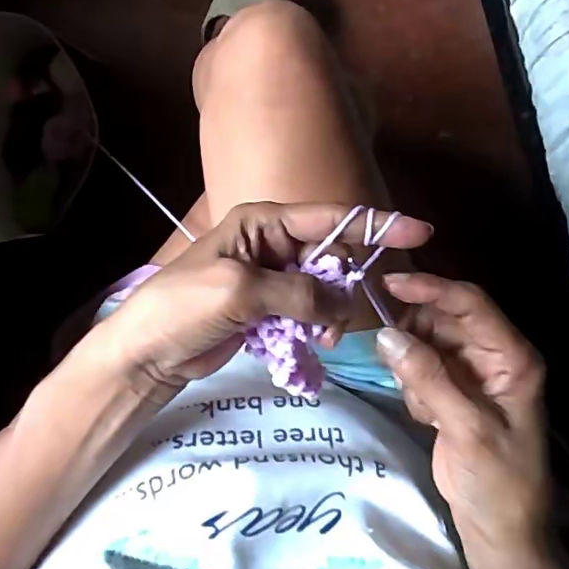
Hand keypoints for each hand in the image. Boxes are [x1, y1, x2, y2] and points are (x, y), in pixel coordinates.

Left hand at [81, 202, 432, 397]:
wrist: (148, 351)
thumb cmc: (185, 306)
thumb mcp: (241, 290)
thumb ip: (299, 292)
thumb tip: (346, 302)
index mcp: (261, 222)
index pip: (328, 217)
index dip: (375, 224)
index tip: (421, 231)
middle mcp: (270, 244)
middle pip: (330, 257)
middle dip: (343, 285)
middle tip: (342, 318)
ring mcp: (269, 278)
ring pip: (321, 291)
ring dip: (326, 314)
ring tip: (317, 338)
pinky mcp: (266, 309)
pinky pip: (306, 314)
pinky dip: (311, 330)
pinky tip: (302, 346)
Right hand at [374, 273, 568, 568]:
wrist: (500, 533)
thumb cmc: (500, 483)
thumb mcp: (466, 429)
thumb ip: (428, 378)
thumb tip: (387, 335)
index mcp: (513, 358)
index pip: (471, 305)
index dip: (431, 288)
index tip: (388, 283)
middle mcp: (491, 357)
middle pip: (443, 317)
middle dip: (413, 328)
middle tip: (381, 342)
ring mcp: (468, 373)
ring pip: (426, 339)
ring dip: (410, 361)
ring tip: (417, 400)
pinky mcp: (449, 390)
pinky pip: (418, 365)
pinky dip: (410, 382)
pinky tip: (423, 415)